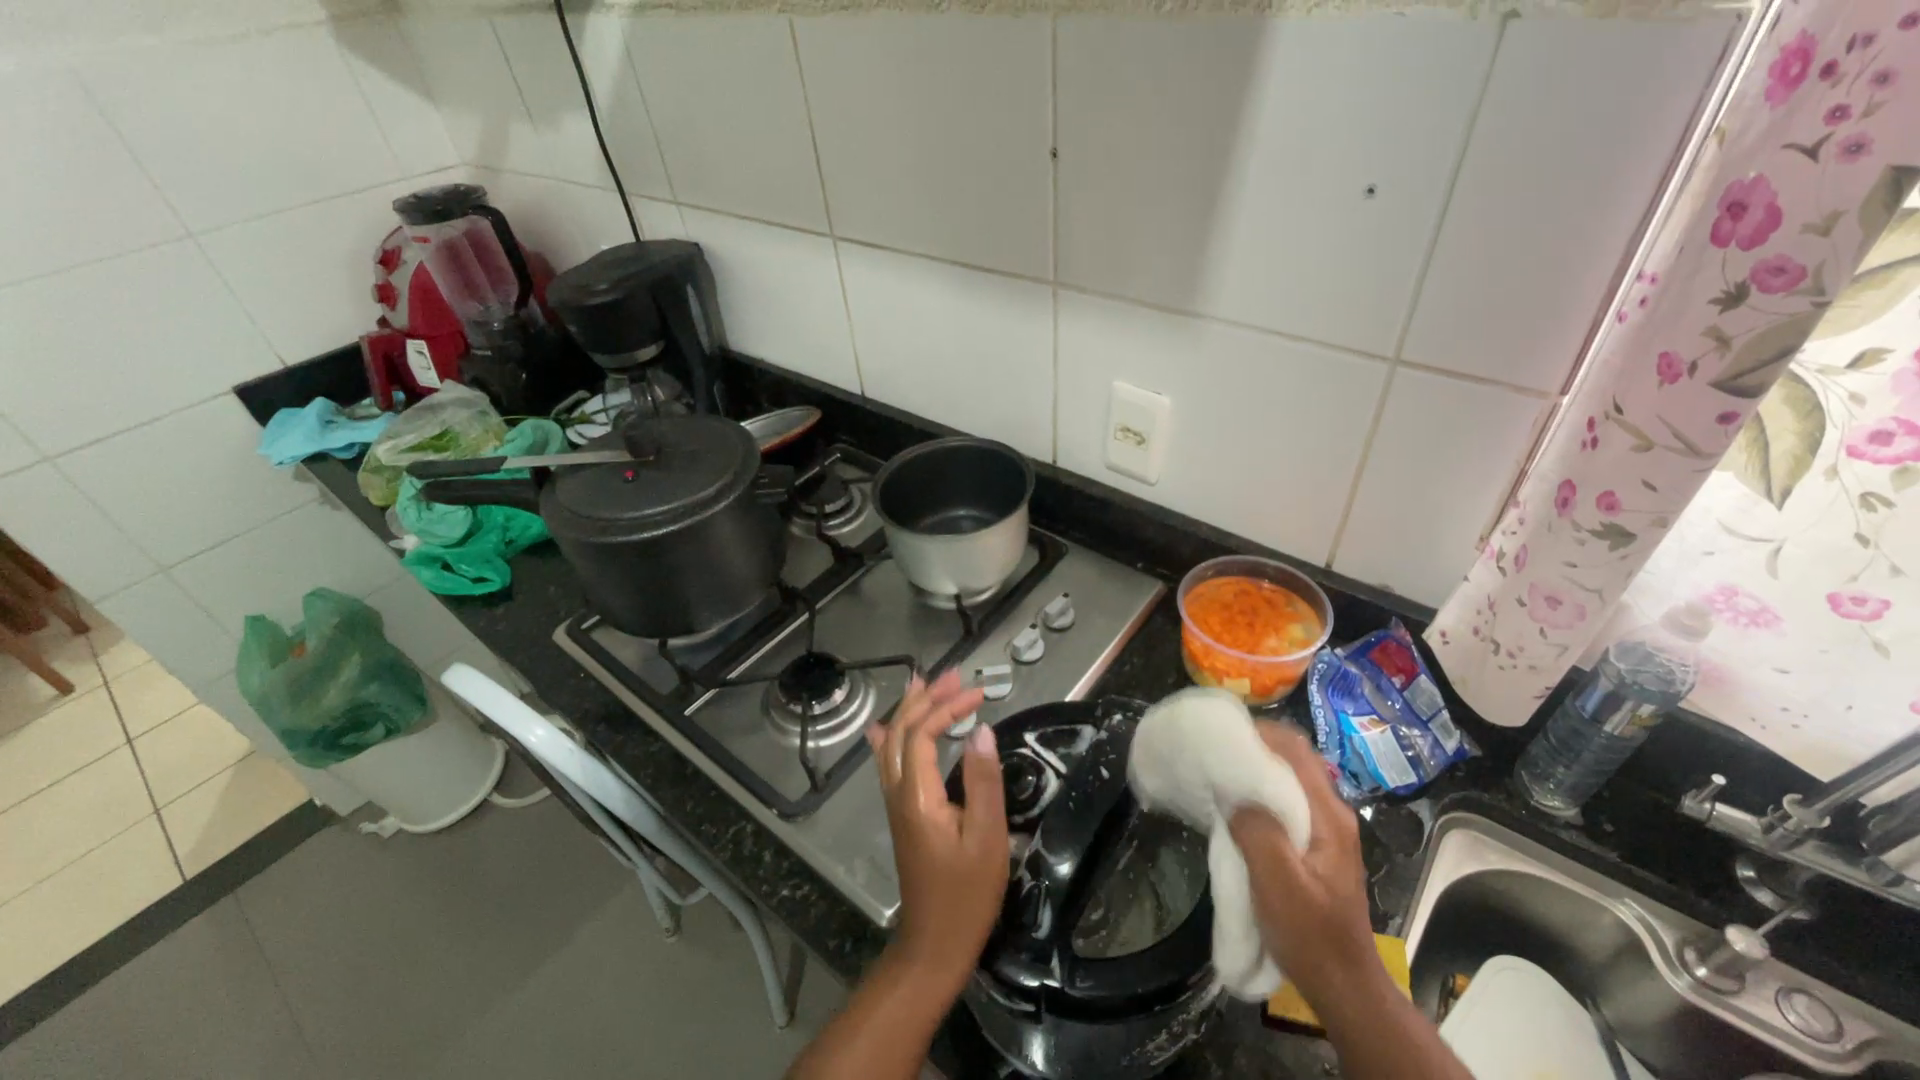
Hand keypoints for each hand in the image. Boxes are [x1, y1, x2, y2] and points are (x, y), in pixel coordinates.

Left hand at [869, 670, 1007, 983]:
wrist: (934, 942)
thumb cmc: (967, 894)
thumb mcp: (987, 839)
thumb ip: (983, 782)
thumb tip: (981, 730)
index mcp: (917, 796)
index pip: (922, 734)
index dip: (946, 707)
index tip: (980, 693)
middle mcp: (897, 794)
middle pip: (900, 732)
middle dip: (925, 699)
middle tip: (954, 675)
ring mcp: (895, 806)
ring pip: (891, 745)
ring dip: (908, 712)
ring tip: (924, 684)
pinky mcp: (901, 816)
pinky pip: (888, 764)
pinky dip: (891, 738)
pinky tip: (884, 729)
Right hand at [1228, 722, 1379, 1006]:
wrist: (1343, 984)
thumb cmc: (1310, 935)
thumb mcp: (1279, 886)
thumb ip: (1259, 834)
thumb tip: (1235, 795)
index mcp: (1328, 817)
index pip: (1296, 752)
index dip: (1260, 733)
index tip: (1221, 731)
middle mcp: (1332, 815)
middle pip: (1295, 762)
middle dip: (1255, 747)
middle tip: (1213, 749)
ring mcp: (1327, 832)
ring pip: (1290, 783)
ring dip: (1257, 771)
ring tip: (1218, 773)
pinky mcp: (1317, 848)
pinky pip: (1288, 805)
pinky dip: (1261, 796)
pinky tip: (1236, 809)